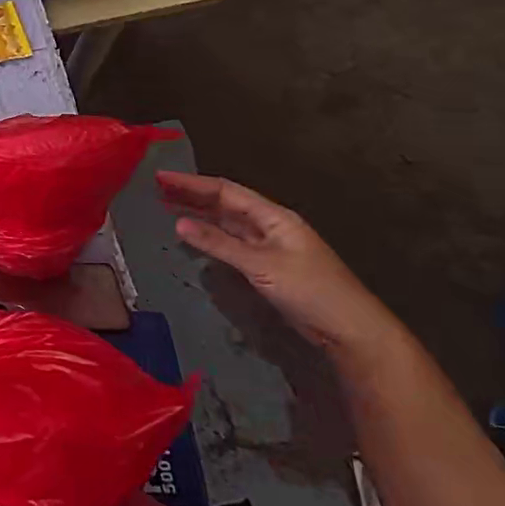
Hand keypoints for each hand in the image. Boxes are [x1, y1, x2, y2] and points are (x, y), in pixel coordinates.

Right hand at [157, 172, 408, 355]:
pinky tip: (192, 235)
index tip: (161, 178)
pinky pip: (229, 242)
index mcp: (273, 216)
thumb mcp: (261, 264)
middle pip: (224, 204)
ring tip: (166, 206)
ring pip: (226, 222)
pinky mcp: (264, 265)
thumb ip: (219, 244)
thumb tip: (178, 224)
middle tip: (157, 189)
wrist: (347, 327)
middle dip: (191, 195)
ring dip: (197, 214)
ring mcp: (267, 246)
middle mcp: (269, 225)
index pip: (226, 192)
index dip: (192, 183)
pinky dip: (208, 236)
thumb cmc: (310, 289)